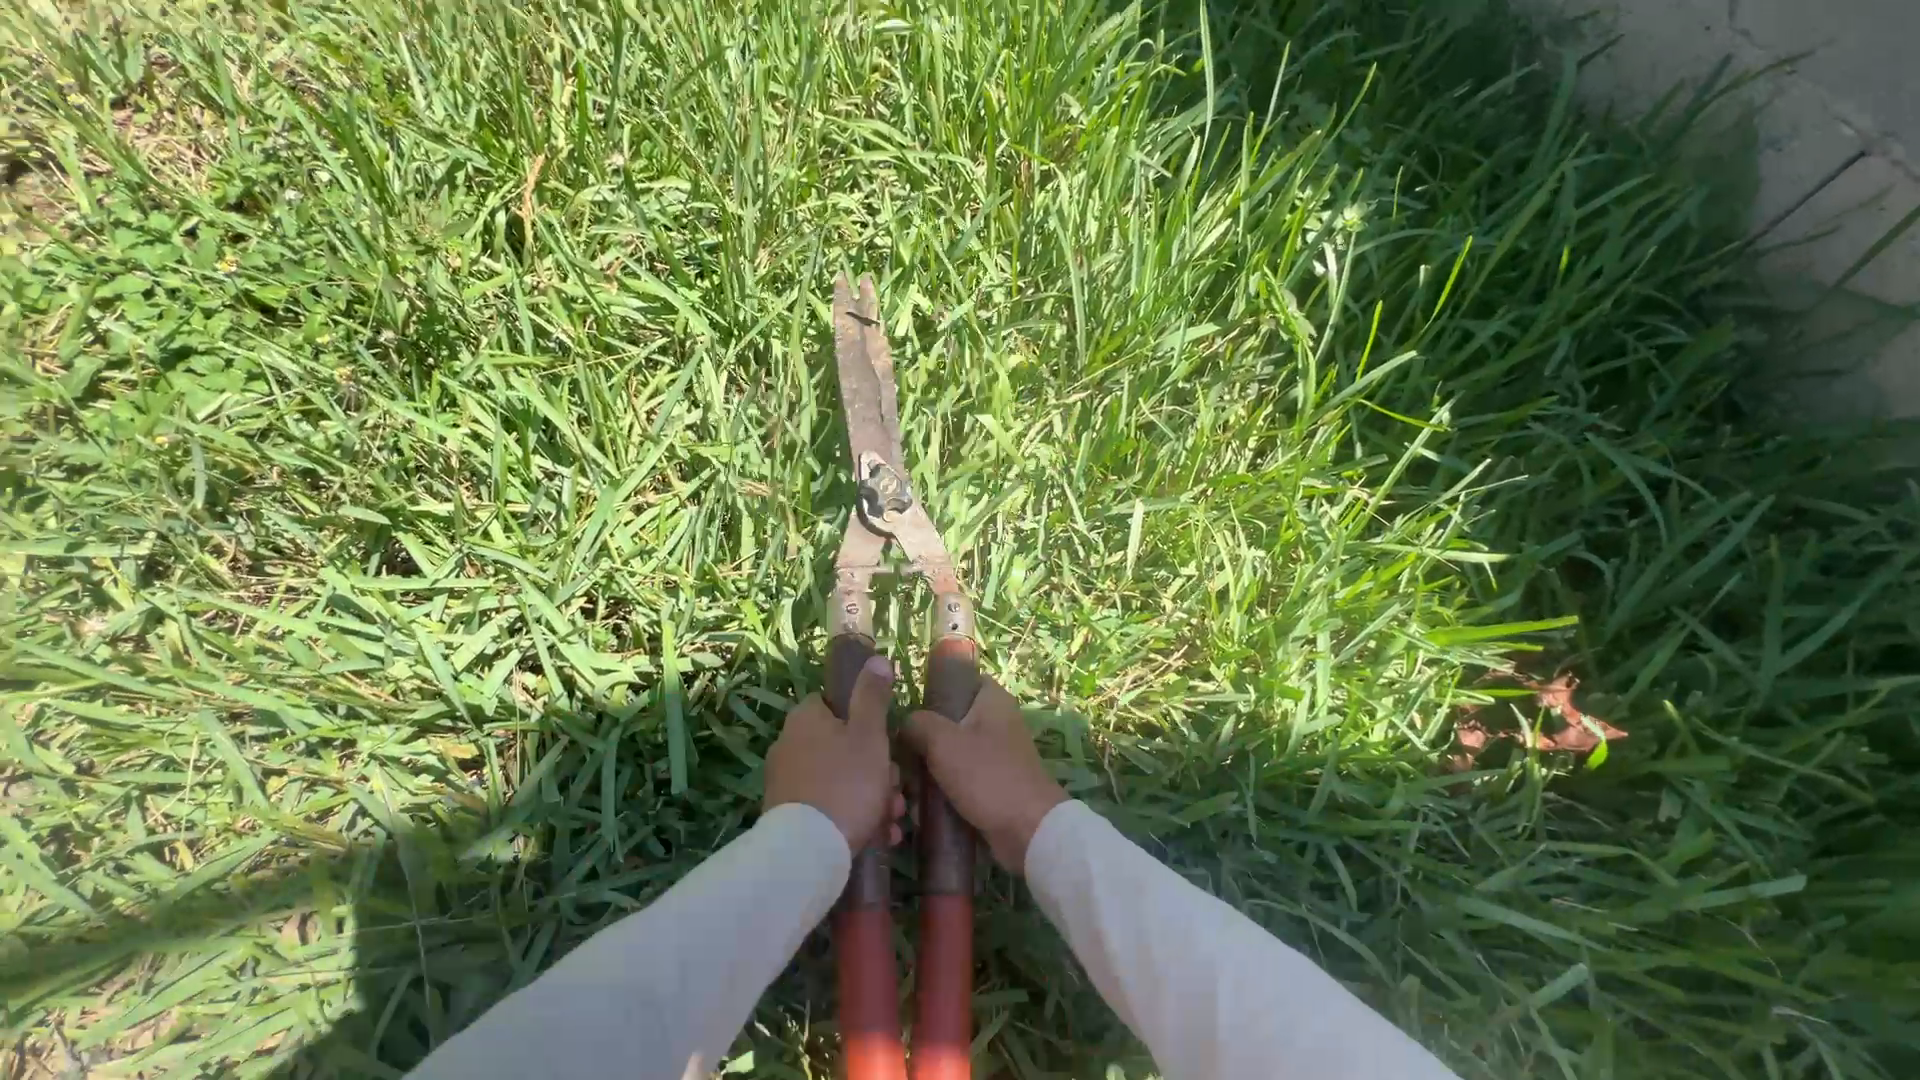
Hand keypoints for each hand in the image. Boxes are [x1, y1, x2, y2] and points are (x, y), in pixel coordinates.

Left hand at [764, 654, 905, 851]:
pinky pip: (827, 806)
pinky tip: (877, 836)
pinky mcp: (786, 814)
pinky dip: (852, 817)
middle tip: (897, 791)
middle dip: (877, 769)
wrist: (807, 850)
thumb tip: (877, 659)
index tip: (886, 742)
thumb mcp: (870, 735)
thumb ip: (873, 697)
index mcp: (806, 718)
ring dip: (871, 796)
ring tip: (892, 820)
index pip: (835, 704)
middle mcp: (788, 744)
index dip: (865, 721)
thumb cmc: (846, 782)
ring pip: (839, 779)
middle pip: (842, 746)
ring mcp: (785, 781)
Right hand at [903, 675, 1066, 872]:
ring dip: (928, 768)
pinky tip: (920, 804)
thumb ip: (918, 723)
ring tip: (905, 784)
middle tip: (899, 755)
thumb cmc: (986, 776)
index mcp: (992, 700)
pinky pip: (958, 779)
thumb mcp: (943, 742)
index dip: (932, 690)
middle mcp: (996, 722)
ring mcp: (995, 755)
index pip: (959, 679)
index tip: (907, 710)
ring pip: (950, 753)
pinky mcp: (992, 784)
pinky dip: (941, 788)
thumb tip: (906, 724)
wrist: (1027, 830)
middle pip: (949, 720)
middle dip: (923, 739)